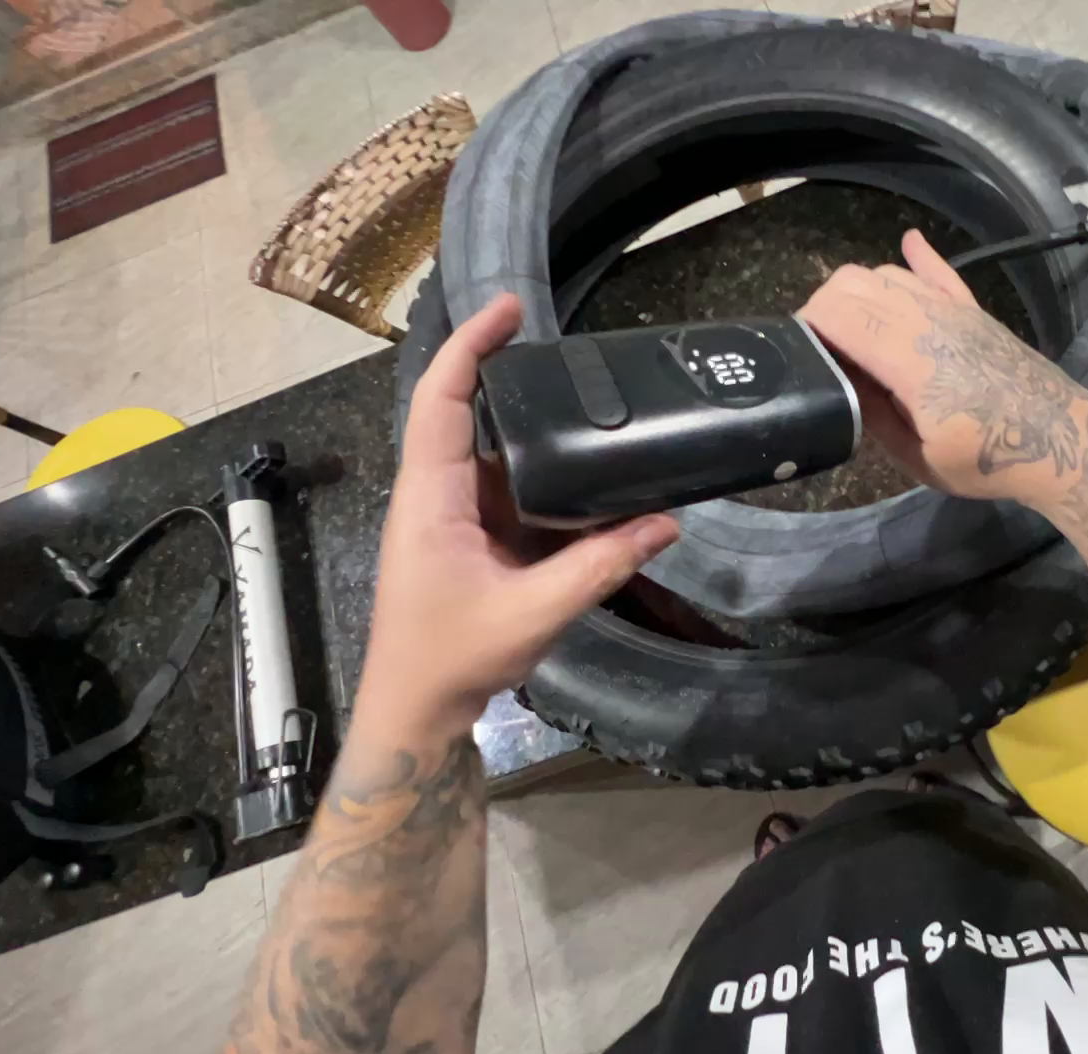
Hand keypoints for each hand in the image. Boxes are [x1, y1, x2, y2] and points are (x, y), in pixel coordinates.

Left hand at [356, 294, 679, 741]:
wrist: (420, 709)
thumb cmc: (454, 657)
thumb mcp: (535, 610)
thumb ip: (602, 564)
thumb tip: (667, 521)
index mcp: (433, 496)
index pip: (442, 400)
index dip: (471, 347)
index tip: (511, 309)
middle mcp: (443, 495)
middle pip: (476, 419)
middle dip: (522, 386)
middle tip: (583, 366)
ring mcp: (461, 519)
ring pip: (507, 462)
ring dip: (549, 445)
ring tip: (605, 423)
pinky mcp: (481, 543)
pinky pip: (521, 500)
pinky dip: (557, 490)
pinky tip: (598, 489)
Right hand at [799, 230, 1087, 509]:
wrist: (1061, 443)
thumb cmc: (986, 460)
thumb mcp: (917, 458)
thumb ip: (872, 415)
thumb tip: (840, 380)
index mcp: (908, 358)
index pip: (838, 313)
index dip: (806, 326)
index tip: (796, 352)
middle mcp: (927, 318)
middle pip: (854, 282)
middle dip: (822, 307)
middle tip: (817, 347)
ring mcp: (953, 309)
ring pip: (888, 272)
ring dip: (857, 291)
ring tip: (848, 327)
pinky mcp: (973, 310)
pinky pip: (938, 272)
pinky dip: (918, 259)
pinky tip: (909, 244)